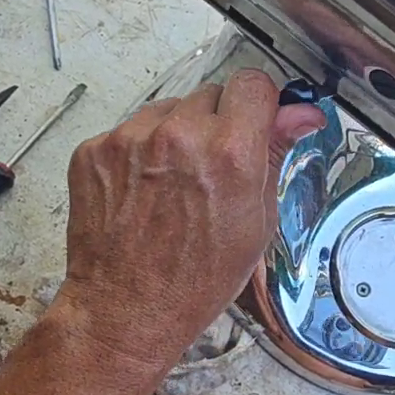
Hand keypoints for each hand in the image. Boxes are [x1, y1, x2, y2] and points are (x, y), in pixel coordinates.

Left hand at [54, 69, 324, 374]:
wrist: (125, 311)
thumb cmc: (196, 280)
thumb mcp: (256, 223)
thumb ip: (274, 155)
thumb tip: (301, 114)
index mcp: (229, 152)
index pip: (253, 83)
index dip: (258, 103)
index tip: (254, 121)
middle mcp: (179, 135)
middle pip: (209, 95)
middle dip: (217, 124)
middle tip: (211, 169)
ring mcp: (129, 139)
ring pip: (167, 110)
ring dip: (176, 134)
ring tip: (172, 185)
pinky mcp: (94, 150)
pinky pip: (128, 130)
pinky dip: (138, 152)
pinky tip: (142, 192)